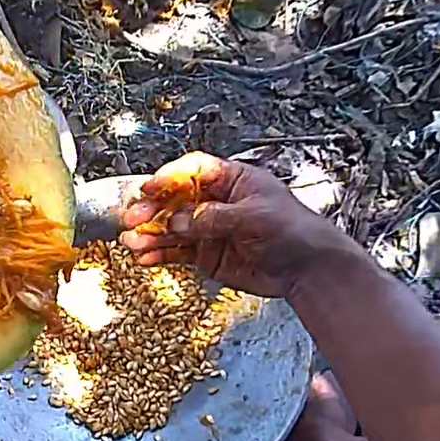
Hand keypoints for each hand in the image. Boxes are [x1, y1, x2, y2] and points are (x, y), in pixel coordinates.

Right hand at [118, 152, 355, 297]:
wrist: (308, 270)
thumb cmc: (292, 232)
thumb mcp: (254, 217)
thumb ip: (213, 218)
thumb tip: (178, 222)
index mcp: (232, 181)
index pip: (193, 171)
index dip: (168, 177)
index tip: (149, 188)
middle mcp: (216, 203)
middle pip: (175, 200)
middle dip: (152, 210)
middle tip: (132, 219)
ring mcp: (209, 230)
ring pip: (171, 229)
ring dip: (150, 235)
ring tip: (131, 242)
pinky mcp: (206, 255)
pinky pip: (177, 253)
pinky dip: (160, 255)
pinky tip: (145, 258)